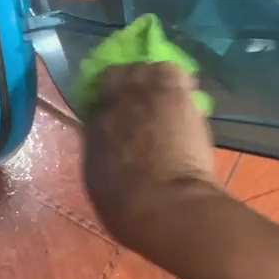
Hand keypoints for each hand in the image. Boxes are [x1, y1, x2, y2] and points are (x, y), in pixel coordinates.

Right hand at [82, 62, 221, 255]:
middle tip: (139, 102)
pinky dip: (177, 78)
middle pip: (113, 78)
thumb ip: (101, 155)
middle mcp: (111, 104)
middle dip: (124, 85)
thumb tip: (107, 147)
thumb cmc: (129, 209)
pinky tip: (185, 90)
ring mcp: (141, 93)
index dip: (107, 110)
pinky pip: (171, 70)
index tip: (117, 118)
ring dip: (150, 79)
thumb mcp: (100, 183)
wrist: (165, 205)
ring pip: (141, 69)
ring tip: (164, 94)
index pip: (95, 107)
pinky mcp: (172, 91)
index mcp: (92, 130)